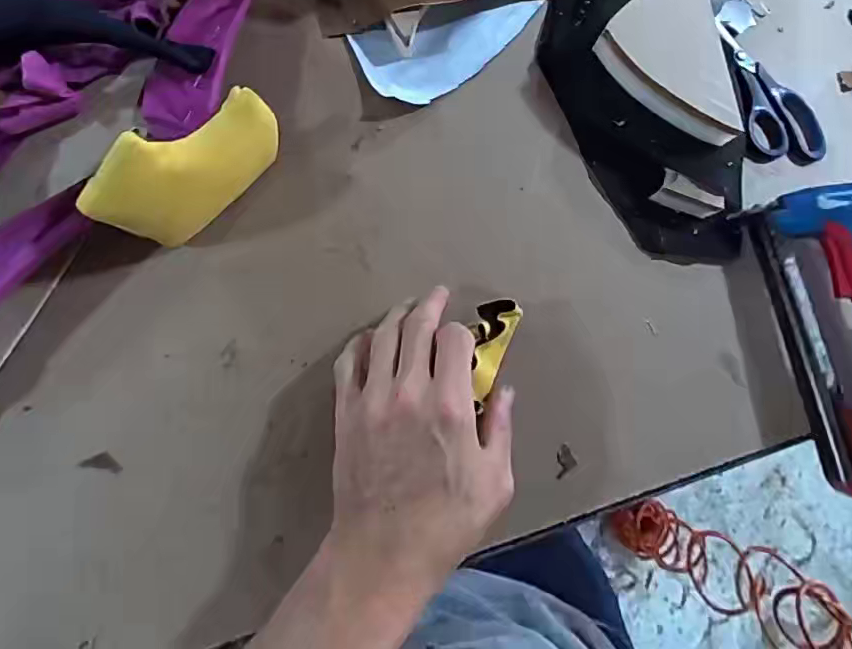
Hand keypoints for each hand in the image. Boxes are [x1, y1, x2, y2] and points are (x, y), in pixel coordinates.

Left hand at [325, 286, 516, 592]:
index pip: (455, 338)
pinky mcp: (346, 414)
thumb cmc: (445, 523)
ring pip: (383, 335)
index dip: (464, 331)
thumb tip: (504, 391)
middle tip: (438, 295)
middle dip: (431, 304)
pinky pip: (349, 362)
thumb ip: (502, 429)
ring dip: (399, 314)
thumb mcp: (495, 483)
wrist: (379, 557)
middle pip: (417, 325)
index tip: (467, 341)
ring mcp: (372, 400)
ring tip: (409, 307)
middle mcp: (410, 392)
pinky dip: (362, 342)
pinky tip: (372, 337)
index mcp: (450, 405)